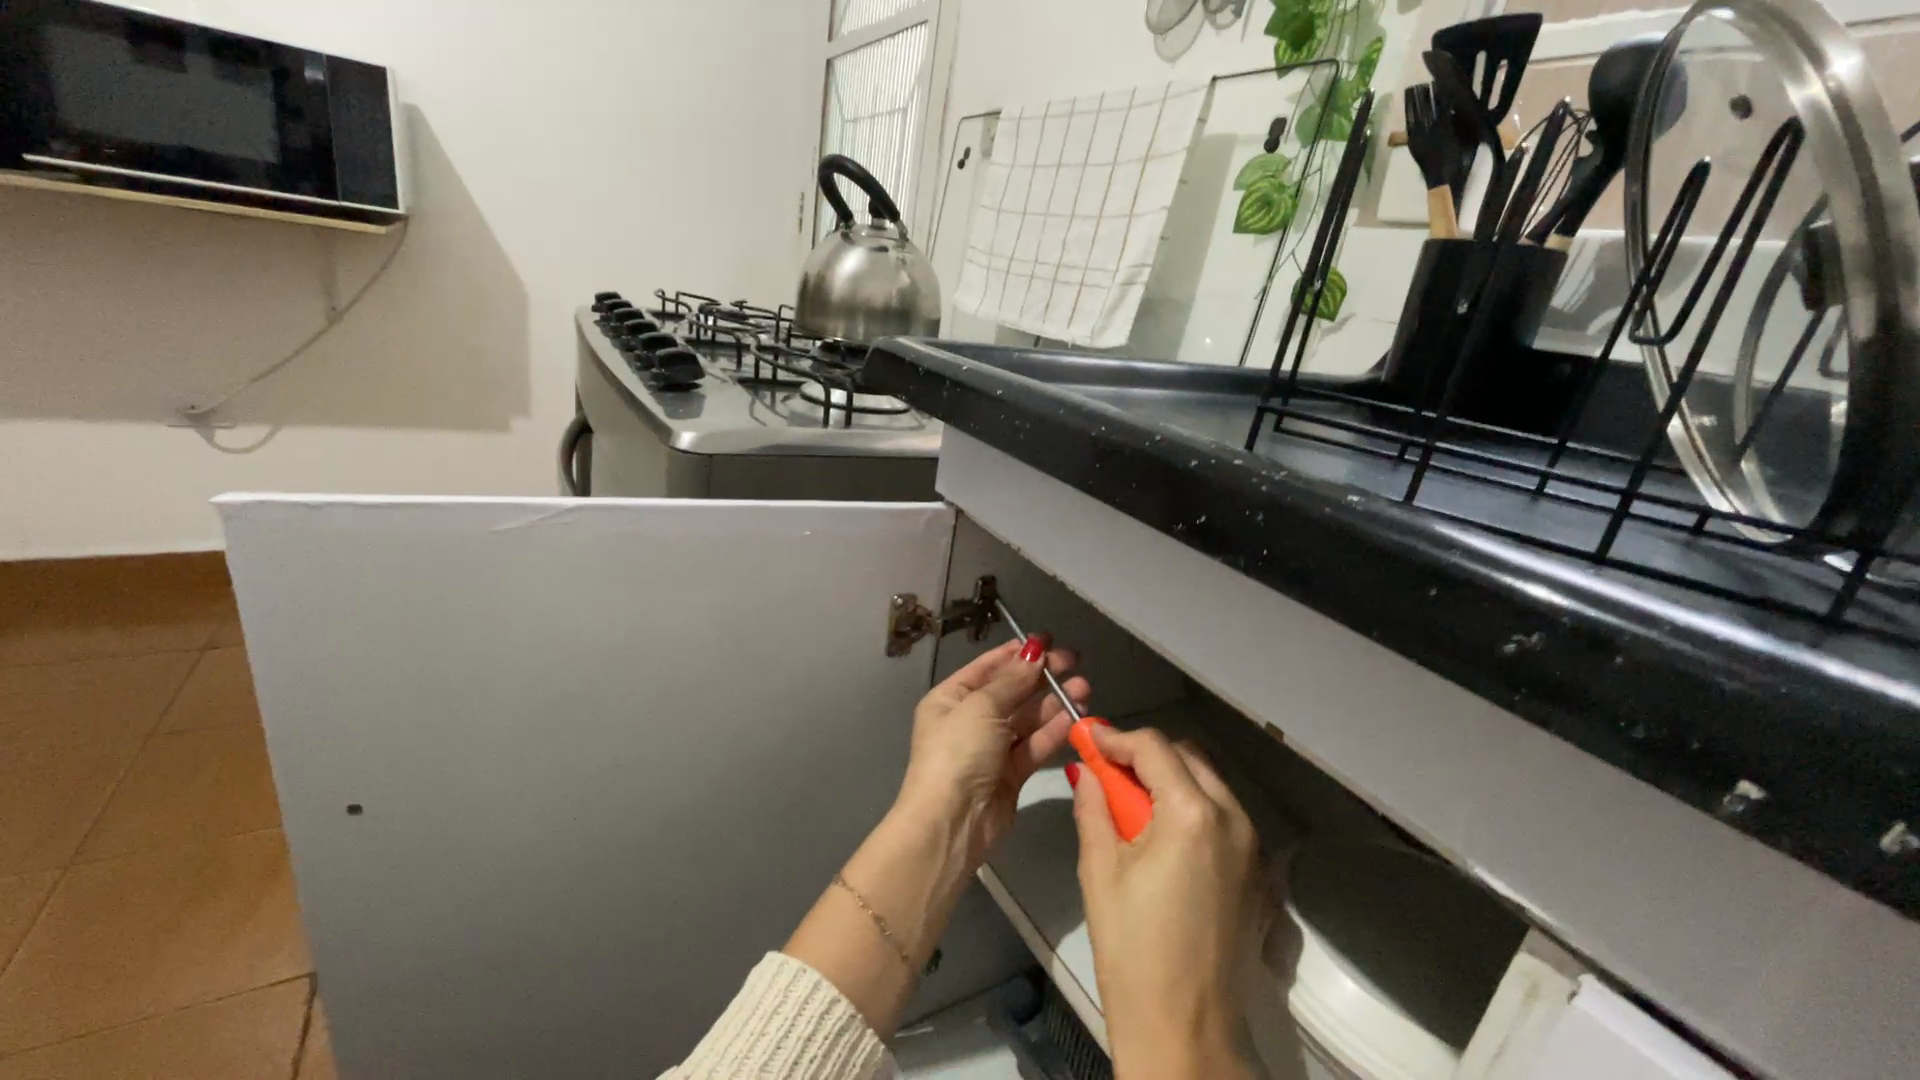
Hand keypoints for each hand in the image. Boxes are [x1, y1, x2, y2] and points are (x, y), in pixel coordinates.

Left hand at [897, 637, 1088, 867]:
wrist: (952, 821)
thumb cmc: (957, 753)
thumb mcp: (980, 708)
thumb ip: (1012, 680)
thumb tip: (1035, 651)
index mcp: (950, 698)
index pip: (987, 667)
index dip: (1017, 653)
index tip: (1049, 641)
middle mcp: (969, 720)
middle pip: (1011, 691)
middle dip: (1042, 676)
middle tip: (1075, 661)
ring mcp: (991, 748)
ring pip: (1028, 718)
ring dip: (1054, 702)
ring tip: (1085, 687)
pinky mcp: (1011, 773)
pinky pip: (1035, 745)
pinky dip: (1054, 731)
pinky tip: (1077, 717)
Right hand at [1071, 725, 1259, 1079]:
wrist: (1185, 1026)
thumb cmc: (1131, 948)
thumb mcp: (1100, 871)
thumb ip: (1095, 808)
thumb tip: (1089, 773)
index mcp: (1192, 814)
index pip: (1154, 747)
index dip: (1117, 737)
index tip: (1090, 738)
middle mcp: (1233, 818)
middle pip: (1188, 756)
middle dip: (1146, 755)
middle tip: (1108, 771)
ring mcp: (1252, 846)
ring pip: (1210, 783)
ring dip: (1171, 779)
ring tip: (1133, 804)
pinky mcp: (1257, 872)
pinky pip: (1225, 815)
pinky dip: (1193, 807)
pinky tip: (1164, 836)